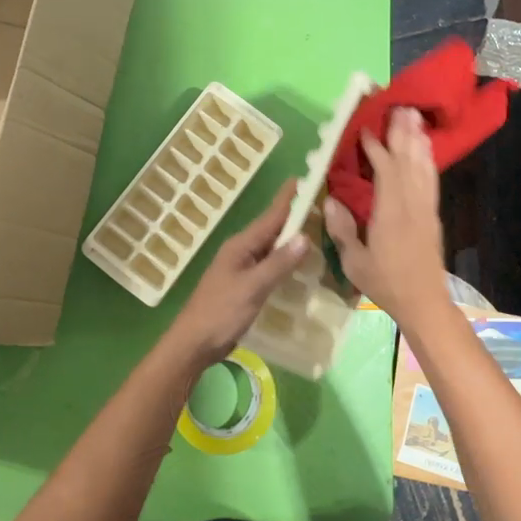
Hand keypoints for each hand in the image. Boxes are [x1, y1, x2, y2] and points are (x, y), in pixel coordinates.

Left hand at [166, 179, 308, 367]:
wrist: (195, 343)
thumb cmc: (221, 312)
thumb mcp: (252, 288)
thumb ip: (278, 263)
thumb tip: (304, 236)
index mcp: (241, 245)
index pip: (271, 216)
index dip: (289, 198)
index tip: (306, 177)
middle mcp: (242, 251)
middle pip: (273, 228)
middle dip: (296, 215)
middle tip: (324, 203)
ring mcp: (243, 268)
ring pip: (273, 247)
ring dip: (293, 238)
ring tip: (319, 229)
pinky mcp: (246, 285)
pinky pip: (270, 265)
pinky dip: (287, 260)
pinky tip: (302, 265)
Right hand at [323, 108, 450, 329]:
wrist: (424, 303)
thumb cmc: (386, 283)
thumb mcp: (355, 262)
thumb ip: (342, 231)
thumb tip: (330, 201)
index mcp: (391, 213)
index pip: (386, 170)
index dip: (377, 148)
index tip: (366, 129)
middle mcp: (411, 204)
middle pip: (408, 160)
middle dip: (403, 133)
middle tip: (400, 107)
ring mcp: (425, 209)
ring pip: (423, 167)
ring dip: (418, 141)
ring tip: (414, 118)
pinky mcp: (433, 215)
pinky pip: (431, 180)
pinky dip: (428, 160)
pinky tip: (425, 150)